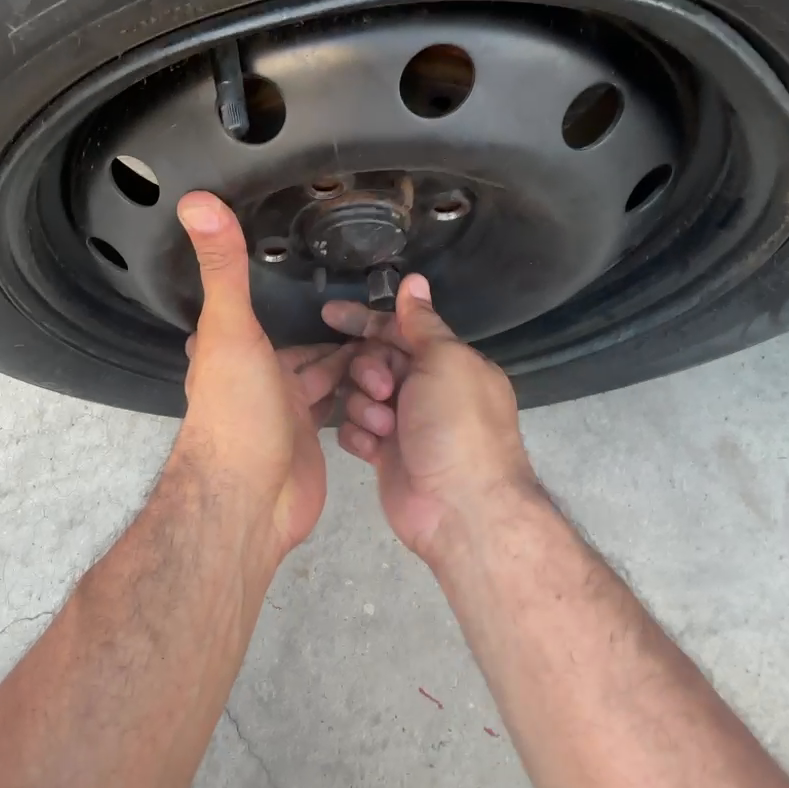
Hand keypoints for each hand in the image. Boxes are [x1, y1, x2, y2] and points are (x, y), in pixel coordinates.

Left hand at [175, 191, 354, 559]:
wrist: (249, 498)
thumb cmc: (235, 409)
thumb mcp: (229, 326)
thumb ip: (222, 266)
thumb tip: (194, 199)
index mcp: (229, 345)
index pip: (262, 308)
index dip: (292, 294)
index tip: (330, 272)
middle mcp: (255, 374)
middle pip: (304, 342)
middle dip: (339, 330)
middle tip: (382, 314)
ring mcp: (283, 408)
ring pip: (326, 373)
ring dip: (355, 361)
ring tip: (393, 344)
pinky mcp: (310, 438)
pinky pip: (340, 405)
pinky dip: (360, 393)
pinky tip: (386, 381)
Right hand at [322, 274, 539, 562]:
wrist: (460, 508)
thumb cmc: (456, 426)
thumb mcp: (445, 361)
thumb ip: (422, 322)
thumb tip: (414, 280)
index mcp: (447, 363)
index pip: (398, 329)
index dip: (364, 320)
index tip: (328, 314)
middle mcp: (426, 389)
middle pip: (373, 360)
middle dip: (368, 371)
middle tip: (382, 390)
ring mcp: (404, 423)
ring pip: (359, 395)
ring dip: (365, 408)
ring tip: (384, 428)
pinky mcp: (385, 454)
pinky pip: (354, 430)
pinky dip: (359, 435)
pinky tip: (373, 446)